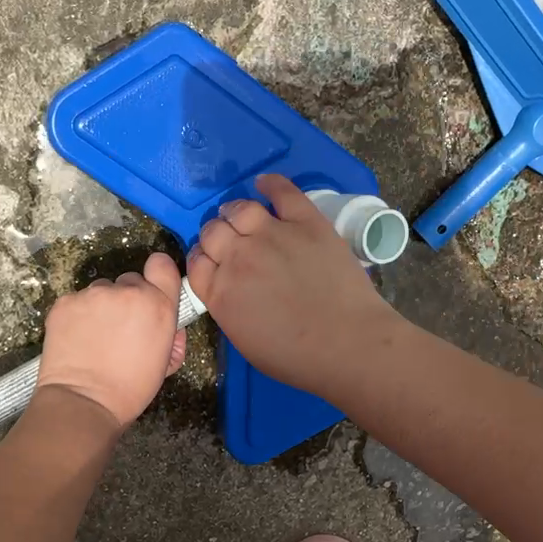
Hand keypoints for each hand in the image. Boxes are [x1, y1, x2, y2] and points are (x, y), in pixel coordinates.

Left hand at [36, 251, 185, 426]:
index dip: (157, 276)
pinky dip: (77, 316)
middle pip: (129, 281)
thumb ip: (171, 338)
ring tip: (95, 339)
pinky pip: (76, 302)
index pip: (161, 265)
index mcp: (158, 306)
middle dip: (126, 300)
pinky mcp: (65, 302)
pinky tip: (76, 340)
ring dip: (101, 308)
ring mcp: (93, 295)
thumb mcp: (164, 366)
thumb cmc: (130, 391)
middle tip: (119, 330)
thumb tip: (168, 329)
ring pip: (101, 291)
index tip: (150, 292)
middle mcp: (127, 292)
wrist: (84, 403)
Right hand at [186, 173, 395, 392]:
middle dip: (216, 236)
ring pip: (240, 209)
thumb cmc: (295, 357)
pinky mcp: (306, 222)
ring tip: (240, 216)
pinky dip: (270, 184)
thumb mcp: (244, 341)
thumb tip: (230, 290)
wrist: (346, 343)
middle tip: (228, 242)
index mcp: (220, 293)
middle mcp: (238, 257)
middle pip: (212, 232)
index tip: (212, 263)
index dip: (202, 260)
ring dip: (234, 211)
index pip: (196, 263)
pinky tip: (264, 184)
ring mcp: (272, 234)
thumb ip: (229, 308)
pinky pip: (283, 192)